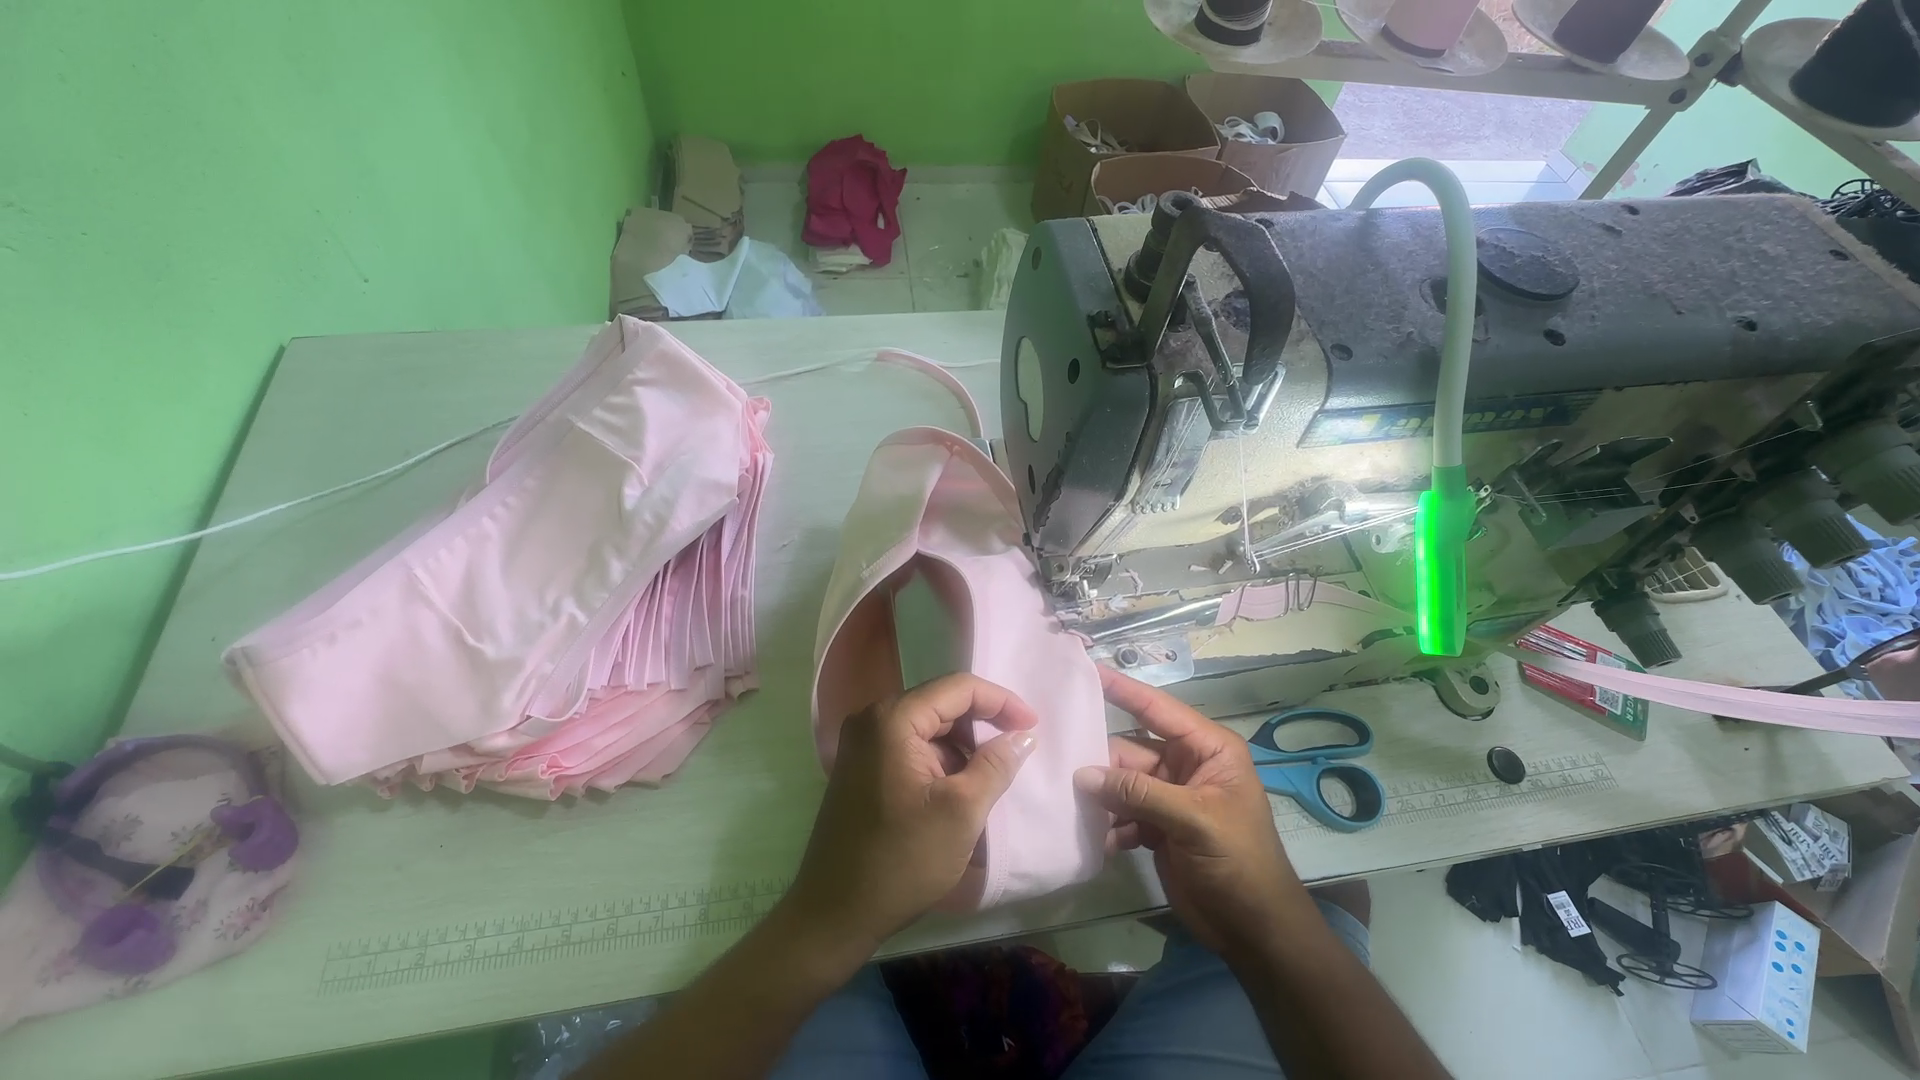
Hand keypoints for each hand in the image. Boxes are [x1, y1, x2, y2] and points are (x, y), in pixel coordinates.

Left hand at [787, 674, 1039, 946]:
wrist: (836, 913)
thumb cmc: (902, 860)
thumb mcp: (962, 811)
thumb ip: (996, 764)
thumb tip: (1023, 736)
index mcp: (893, 719)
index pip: (957, 688)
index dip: (1001, 702)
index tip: (1034, 727)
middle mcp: (872, 721)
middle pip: (941, 704)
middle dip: (982, 725)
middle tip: (1017, 751)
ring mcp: (862, 746)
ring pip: (928, 729)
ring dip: (962, 748)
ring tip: (992, 778)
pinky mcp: (861, 770)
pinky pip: (910, 749)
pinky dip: (940, 763)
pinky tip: (960, 792)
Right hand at [1074, 668, 1311, 954]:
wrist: (1254, 929)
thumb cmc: (1239, 863)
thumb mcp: (1194, 821)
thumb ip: (1140, 793)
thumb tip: (1084, 774)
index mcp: (1209, 750)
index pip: (1159, 709)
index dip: (1124, 690)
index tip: (1088, 670)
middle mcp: (1187, 766)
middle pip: (1131, 750)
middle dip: (1102, 762)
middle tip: (1064, 772)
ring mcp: (1170, 797)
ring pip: (1121, 783)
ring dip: (1102, 798)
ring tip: (1076, 810)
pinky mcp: (1157, 827)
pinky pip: (1122, 813)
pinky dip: (1109, 825)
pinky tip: (1100, 842)